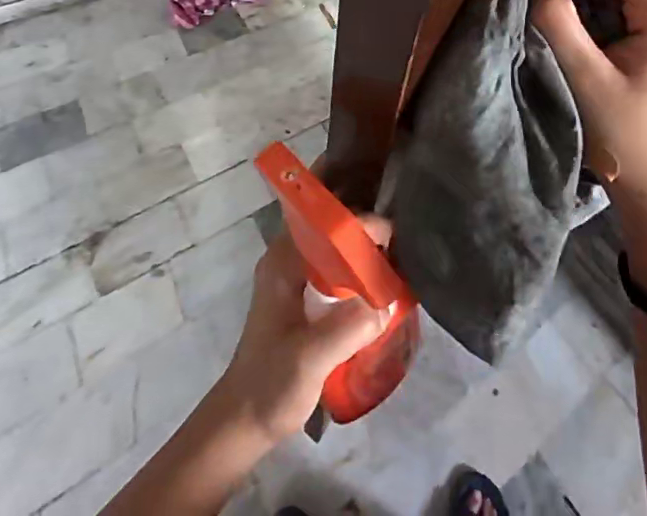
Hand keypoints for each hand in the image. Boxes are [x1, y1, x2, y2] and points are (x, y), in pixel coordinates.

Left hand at [211, 215, 392, 440]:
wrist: (243, 422)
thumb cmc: (270, 385)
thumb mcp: (310, 358)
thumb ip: (349, 328)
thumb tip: (389, 303)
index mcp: (284, 261)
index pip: (327, 223)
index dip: (363, 226)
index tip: (396, 242)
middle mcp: (287, 260)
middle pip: (335, 233)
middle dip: (368, 241)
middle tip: (404, 257)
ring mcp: (293, 279)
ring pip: (337, 253)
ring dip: (365, 260)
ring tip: (399, 273)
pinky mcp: (302, 299)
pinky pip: (336, 274)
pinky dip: (357, 279)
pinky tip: (380, 296)